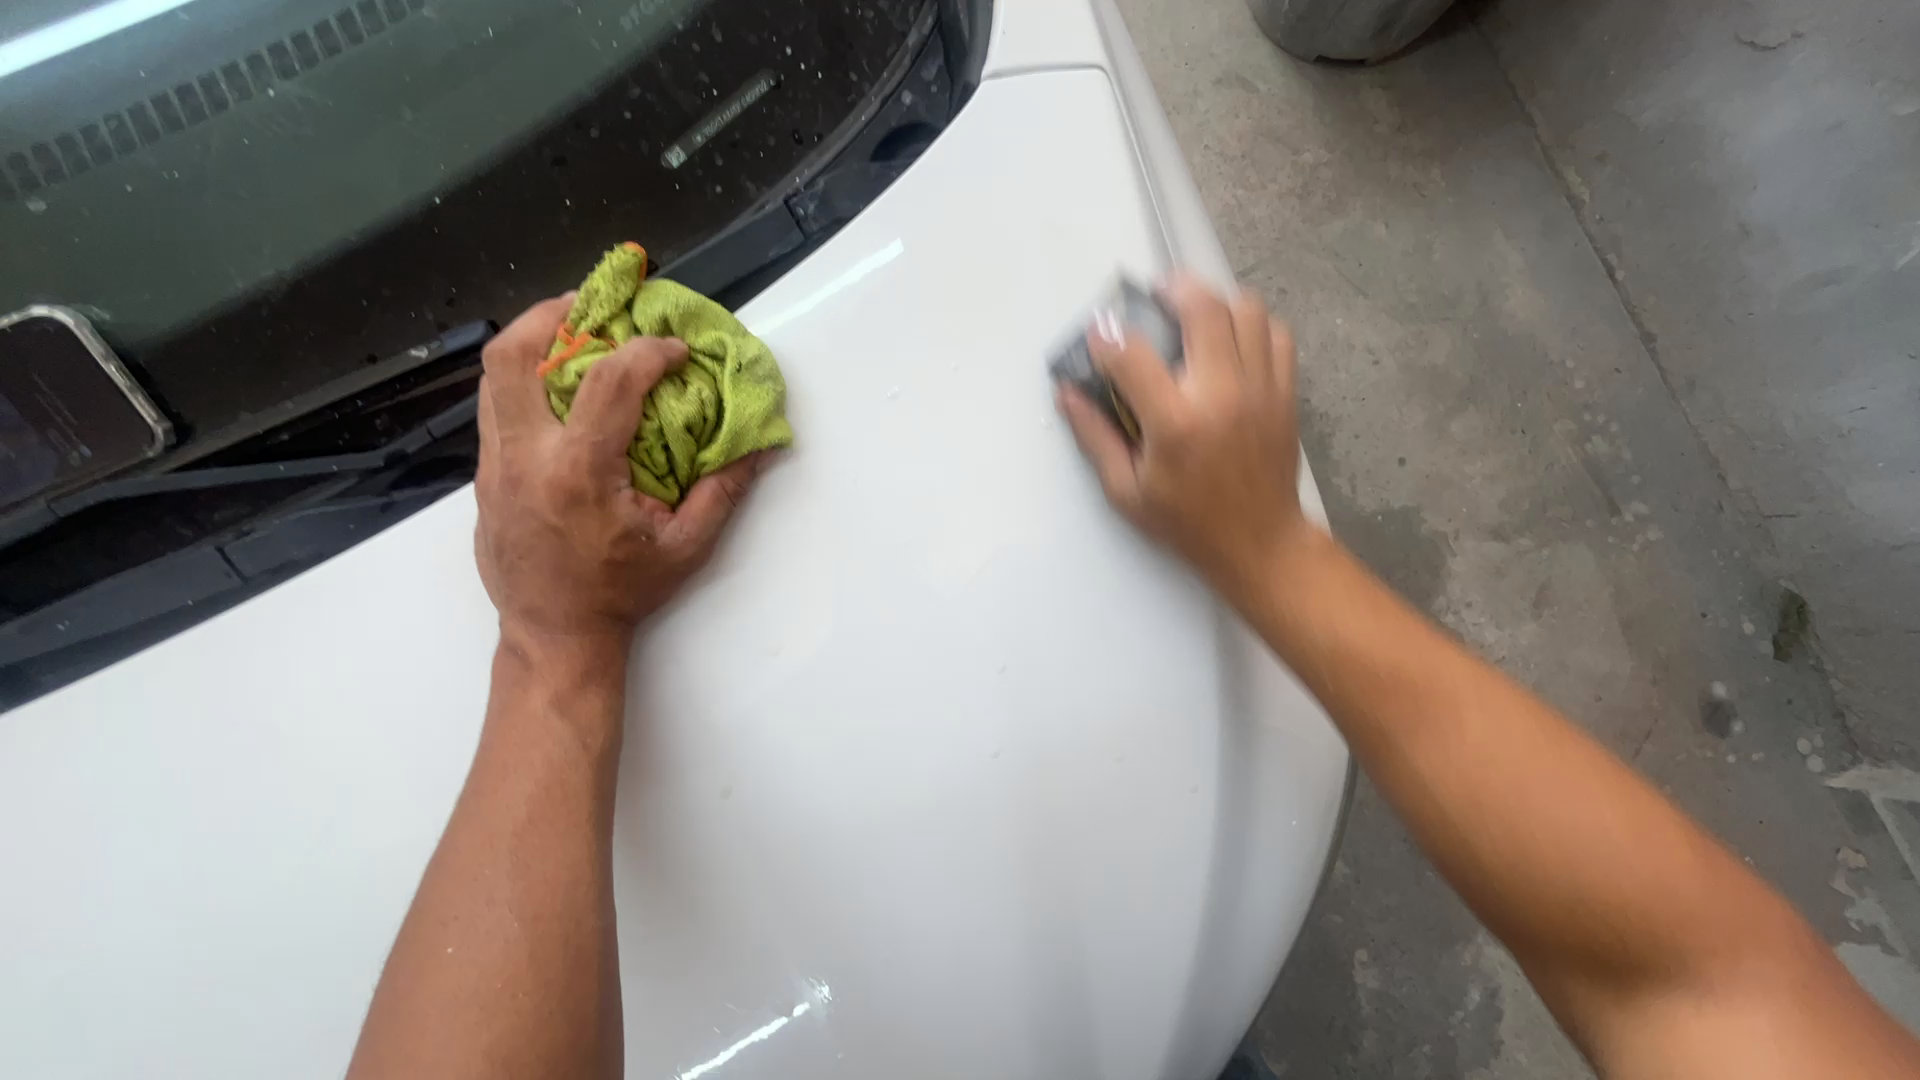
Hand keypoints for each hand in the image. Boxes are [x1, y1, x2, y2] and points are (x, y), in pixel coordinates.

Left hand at [474, 295, 766, 659]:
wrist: (554, 633)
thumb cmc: (621, 593)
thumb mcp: (686, 547)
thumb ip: (723, 491)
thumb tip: (759, 447)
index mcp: (578, 472)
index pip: (611, 382)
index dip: (648, 352)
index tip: (675, 349)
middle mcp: (525, 457)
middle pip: (515, 356)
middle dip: (554, 315)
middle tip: (592, 304)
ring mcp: (495, 466)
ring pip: (493, 377)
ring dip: (532, 343)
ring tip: (572, 333)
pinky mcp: (485, 477)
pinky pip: (495, 409)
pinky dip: (525, 382)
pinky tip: (560, 393)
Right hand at [1055, 274, 1313, 597]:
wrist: (1258, 541)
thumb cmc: (1185, 521)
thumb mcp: (1125, 490)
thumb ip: (1095, 436)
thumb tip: (1066, 393)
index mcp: (1175, 423)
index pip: (1132, 354)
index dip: (1107, 336)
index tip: (1098, 334)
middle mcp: (1221, 394)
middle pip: (1202, 309)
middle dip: (1173, 289)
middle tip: (1155, 293)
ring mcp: (1260, 389)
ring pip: (1246, 310)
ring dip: (1215, 301)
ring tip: (1193, 313)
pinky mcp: (1284, 393)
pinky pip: (1275, 334)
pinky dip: (1251, 325)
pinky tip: (1231, 340)